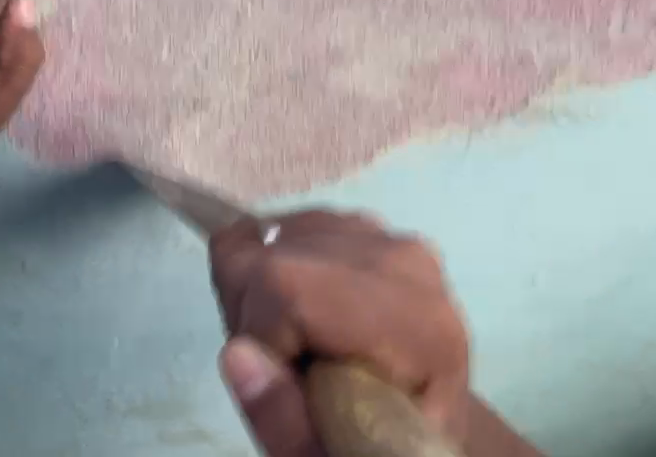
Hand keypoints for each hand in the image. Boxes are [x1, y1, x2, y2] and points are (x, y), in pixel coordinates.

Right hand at [210, 210, 472, 455]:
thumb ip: (286, 424)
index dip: (256, 332)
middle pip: (266, 252)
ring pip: (265, 233)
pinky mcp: (364, 223)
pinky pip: (279, 226)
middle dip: (249, 310)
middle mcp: (404, 262)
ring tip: (294, 341)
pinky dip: (271, 266)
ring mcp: (384, 234)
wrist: (415, 429)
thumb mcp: (328, 456)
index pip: (284, 285)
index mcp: (417, 326)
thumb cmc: (373, 445)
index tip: (281, 380)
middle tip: (283, 367)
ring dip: (256, 287)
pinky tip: (302, 311)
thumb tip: (238, 352)